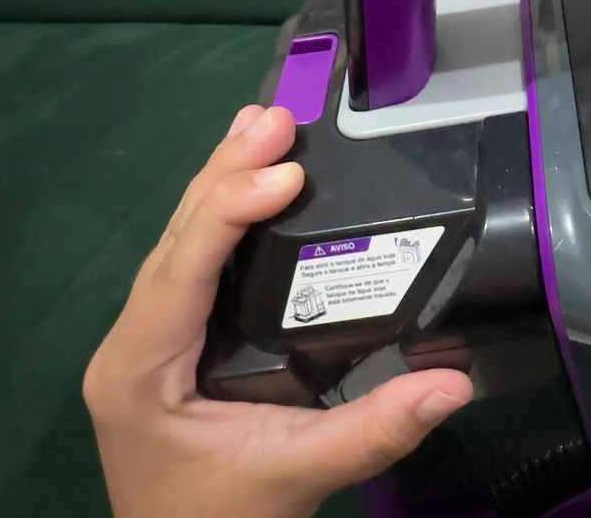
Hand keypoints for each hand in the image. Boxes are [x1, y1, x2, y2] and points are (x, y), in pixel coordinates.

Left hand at [83, 105, 474, 517]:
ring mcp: (147, 330)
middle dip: (228, 172)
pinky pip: (193, 253)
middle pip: (178, 236)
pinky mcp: (171, 328)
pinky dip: (222, 204)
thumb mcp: (299, 474)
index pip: (181, 270)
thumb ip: (376, 430)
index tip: (289, 174)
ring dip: (223, 176)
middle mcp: (134, 337)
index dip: (230, 211)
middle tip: (277, 118)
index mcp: (143, 369)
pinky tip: (246, 170)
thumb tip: (456, 384)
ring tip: (261, 122)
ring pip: (182, 236)